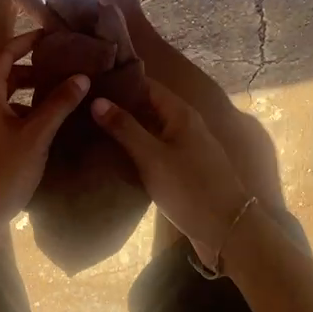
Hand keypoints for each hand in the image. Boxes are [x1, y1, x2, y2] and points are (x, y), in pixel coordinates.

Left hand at [0, 30, 91, 236]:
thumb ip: (58, 104)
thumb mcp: (35, 138)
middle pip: (0, 73)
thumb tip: (81, 76)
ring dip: (23, 92)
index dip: (27, 40)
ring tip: (53, 96)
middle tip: (58, 67)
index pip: (3, 52)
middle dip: (29, 67)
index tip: (51, 36)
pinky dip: (15, 112)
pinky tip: (36, 128)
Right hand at [91, 79, 251, 265]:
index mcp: (181, 113)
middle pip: (150, 107)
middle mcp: (185, 124)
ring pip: (153, 131)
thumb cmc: (189, 187)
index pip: (148, 85)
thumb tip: (97, 100)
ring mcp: (187, 147)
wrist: (226, 228)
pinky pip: (157, 150)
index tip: (94, 83)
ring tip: (94, 130)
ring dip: (129, 130)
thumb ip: (126, 128)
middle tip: (86, 108)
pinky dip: (139, 150)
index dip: (122, 83)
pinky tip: (117, 158)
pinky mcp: (185, 169)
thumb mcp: (152, 157)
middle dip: (122, 107)